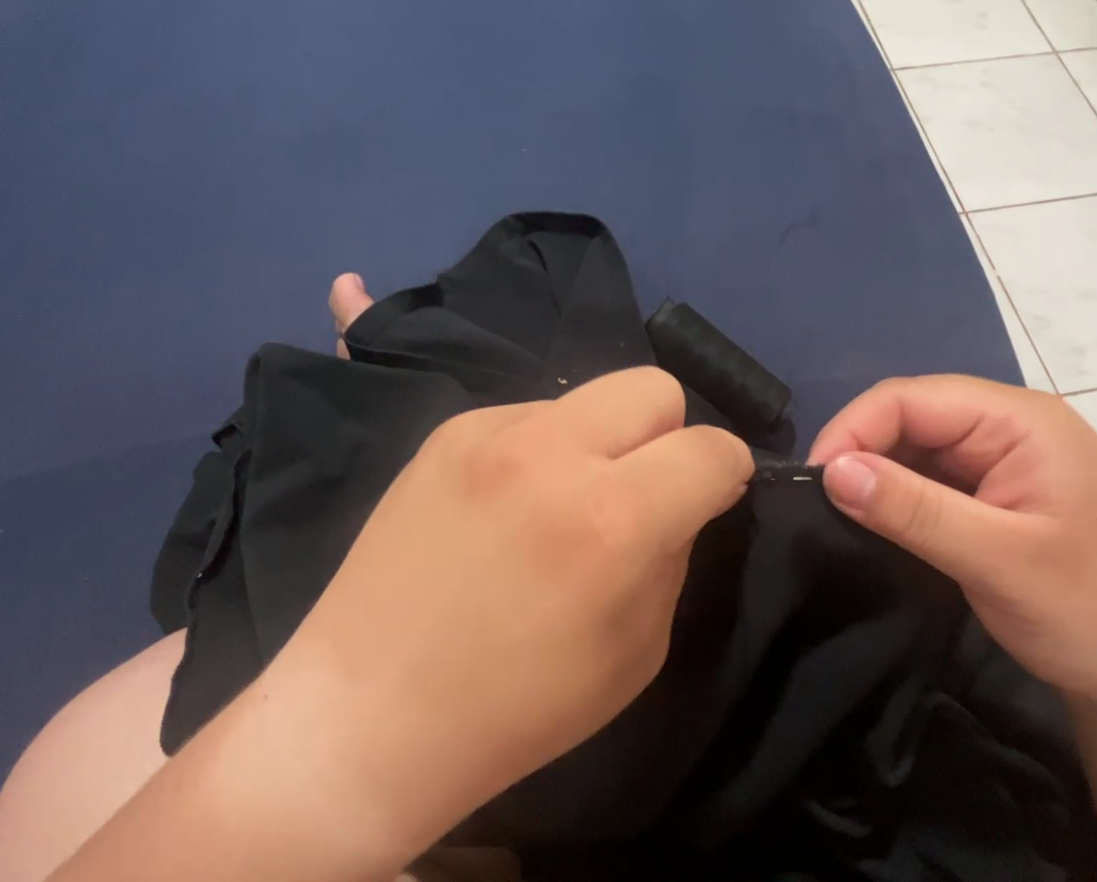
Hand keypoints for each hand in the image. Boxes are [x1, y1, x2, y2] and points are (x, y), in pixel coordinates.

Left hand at [263, 366, 753, 861]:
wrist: (370, 710)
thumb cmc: (517, 708)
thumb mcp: (637, 651)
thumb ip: (673, 555)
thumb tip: (685, 500)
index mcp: (612, 518)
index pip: (712, 448)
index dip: (726, 474)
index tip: (709, 499)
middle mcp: (553, 452)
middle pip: (653, 387)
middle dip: (667, 436)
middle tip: (638, 493)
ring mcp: (490, 431)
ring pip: (589, 396)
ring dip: (600, 441)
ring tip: (561, 503)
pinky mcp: (446, 431)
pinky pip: (528, 417)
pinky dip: (541, 450)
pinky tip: (504, 506)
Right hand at [809, 375, 1096, 718]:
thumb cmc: (1096, 613)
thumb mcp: (999, 560)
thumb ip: (913, 510)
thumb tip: (830, 470)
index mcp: (1021, 421)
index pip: (911, 398)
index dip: (854, 430)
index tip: (815, 485)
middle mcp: (1012, 427)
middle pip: (912, 417)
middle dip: (862, 453)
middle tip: (823, 508)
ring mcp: (1007, 461)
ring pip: (918, 449)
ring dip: (879, 478)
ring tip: (842, 519)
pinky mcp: (1000, 495)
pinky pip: (934, 480)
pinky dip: (901, 500)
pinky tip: (881, 528)